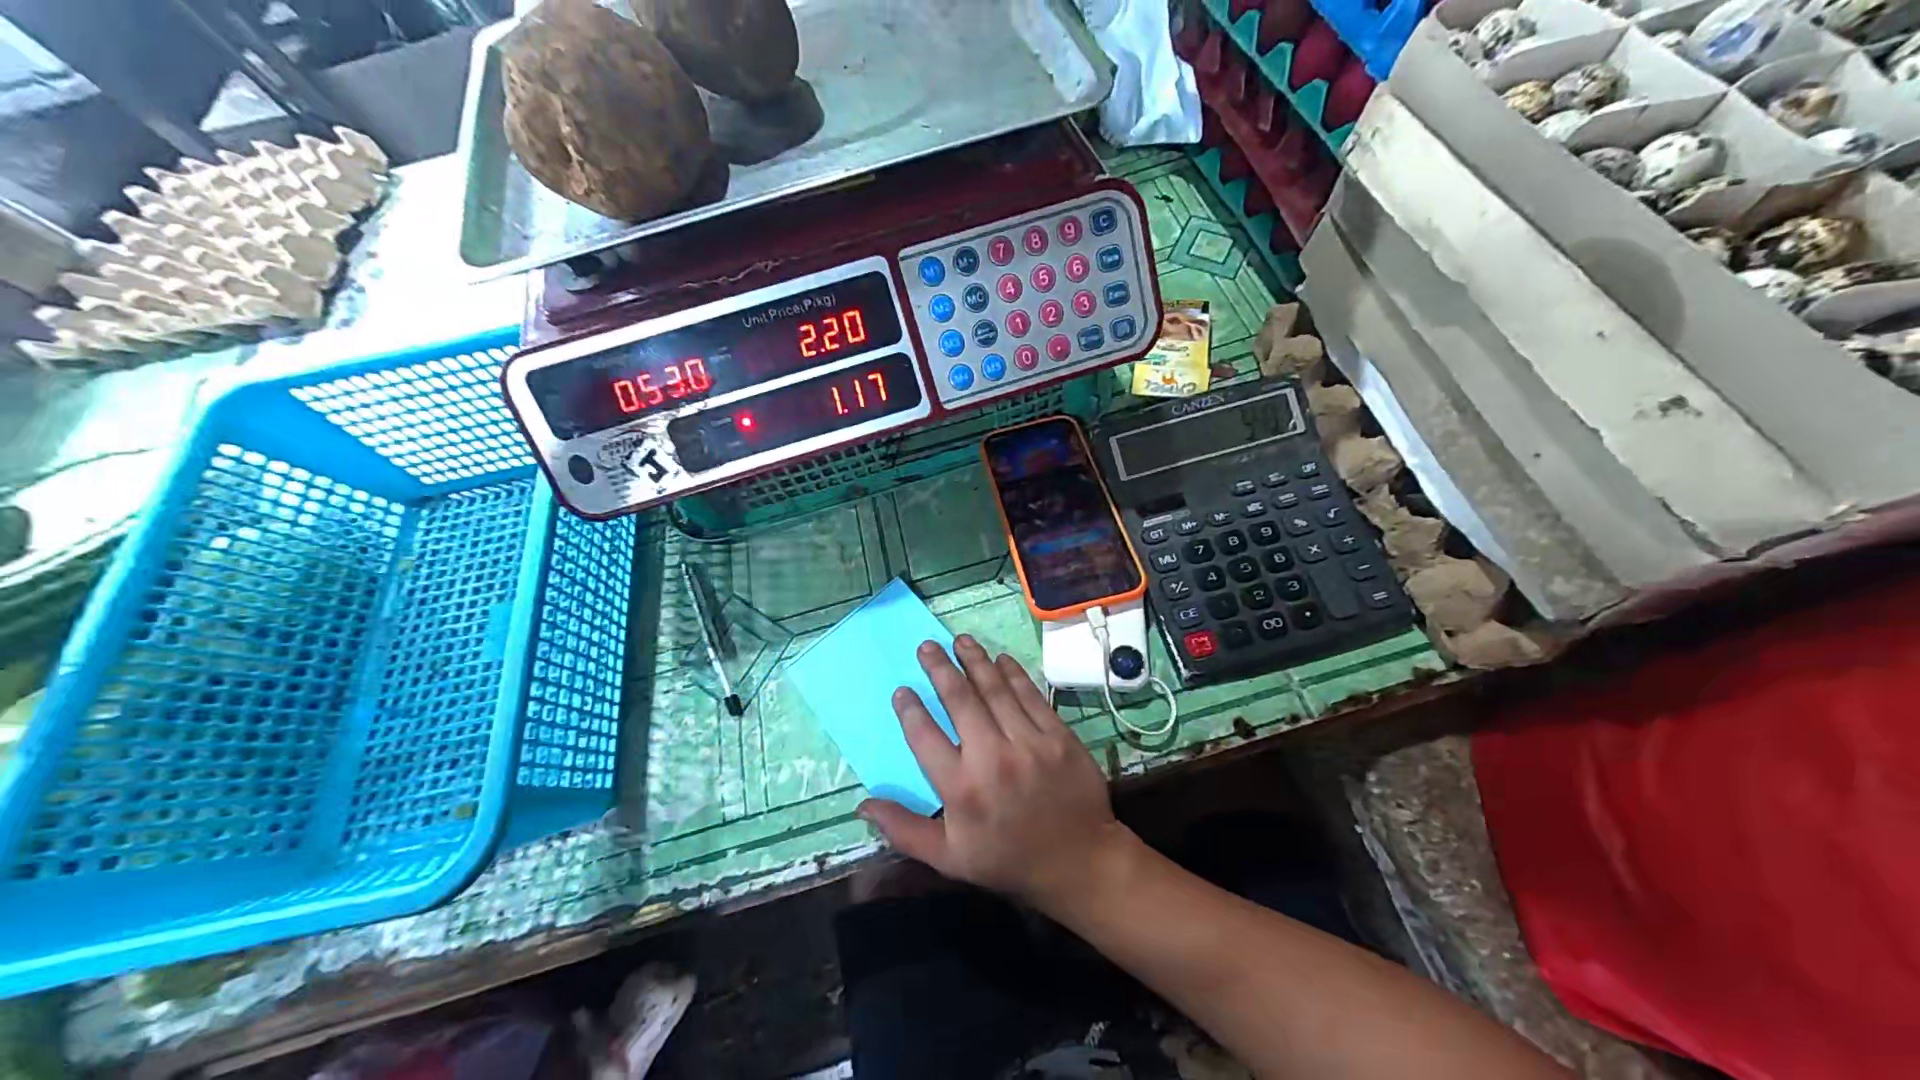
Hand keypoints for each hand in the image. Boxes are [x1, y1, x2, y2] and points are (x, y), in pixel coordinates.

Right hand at [857, 634, 1135, 912]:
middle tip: (927, 646)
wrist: (1079, 861)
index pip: (925, 736)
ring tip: (960, 640)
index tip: (902, 690)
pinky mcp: (1057, 735)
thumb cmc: (1008, 859)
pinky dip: (1013, 674)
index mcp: (961, 788)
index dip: (910, 710)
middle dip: (940, 669)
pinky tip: (1000, 659)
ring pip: (995, 690)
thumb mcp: (950, 858)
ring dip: (975, 661)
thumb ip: (904, 830)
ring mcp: (1028, 742)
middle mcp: (992, 758)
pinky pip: (1030, 695)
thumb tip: (863, 805)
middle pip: (960, 701)